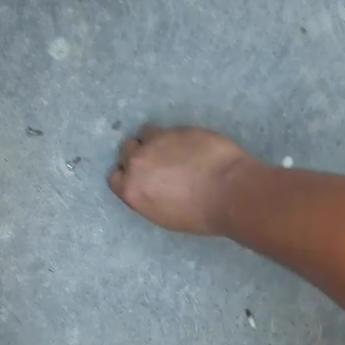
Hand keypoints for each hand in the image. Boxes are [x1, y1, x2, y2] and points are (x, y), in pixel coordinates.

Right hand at [108, 125, 259, 234]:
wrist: (229, 191)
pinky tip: (192, 148)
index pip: (114, 176)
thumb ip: (147, 195)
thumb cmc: (199, 214)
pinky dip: (177, 137)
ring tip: (173, 150)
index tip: (140, 176)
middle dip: (138, 153)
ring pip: (146, 133)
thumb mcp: (163, 215)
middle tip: (157, 162)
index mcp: (131, 189)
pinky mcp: (179, 129)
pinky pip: (170, 130)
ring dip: (155, 140)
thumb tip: (149, 185)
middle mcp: (138, 162)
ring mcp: (157, 142)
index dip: (127, 175)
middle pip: (126, 149)